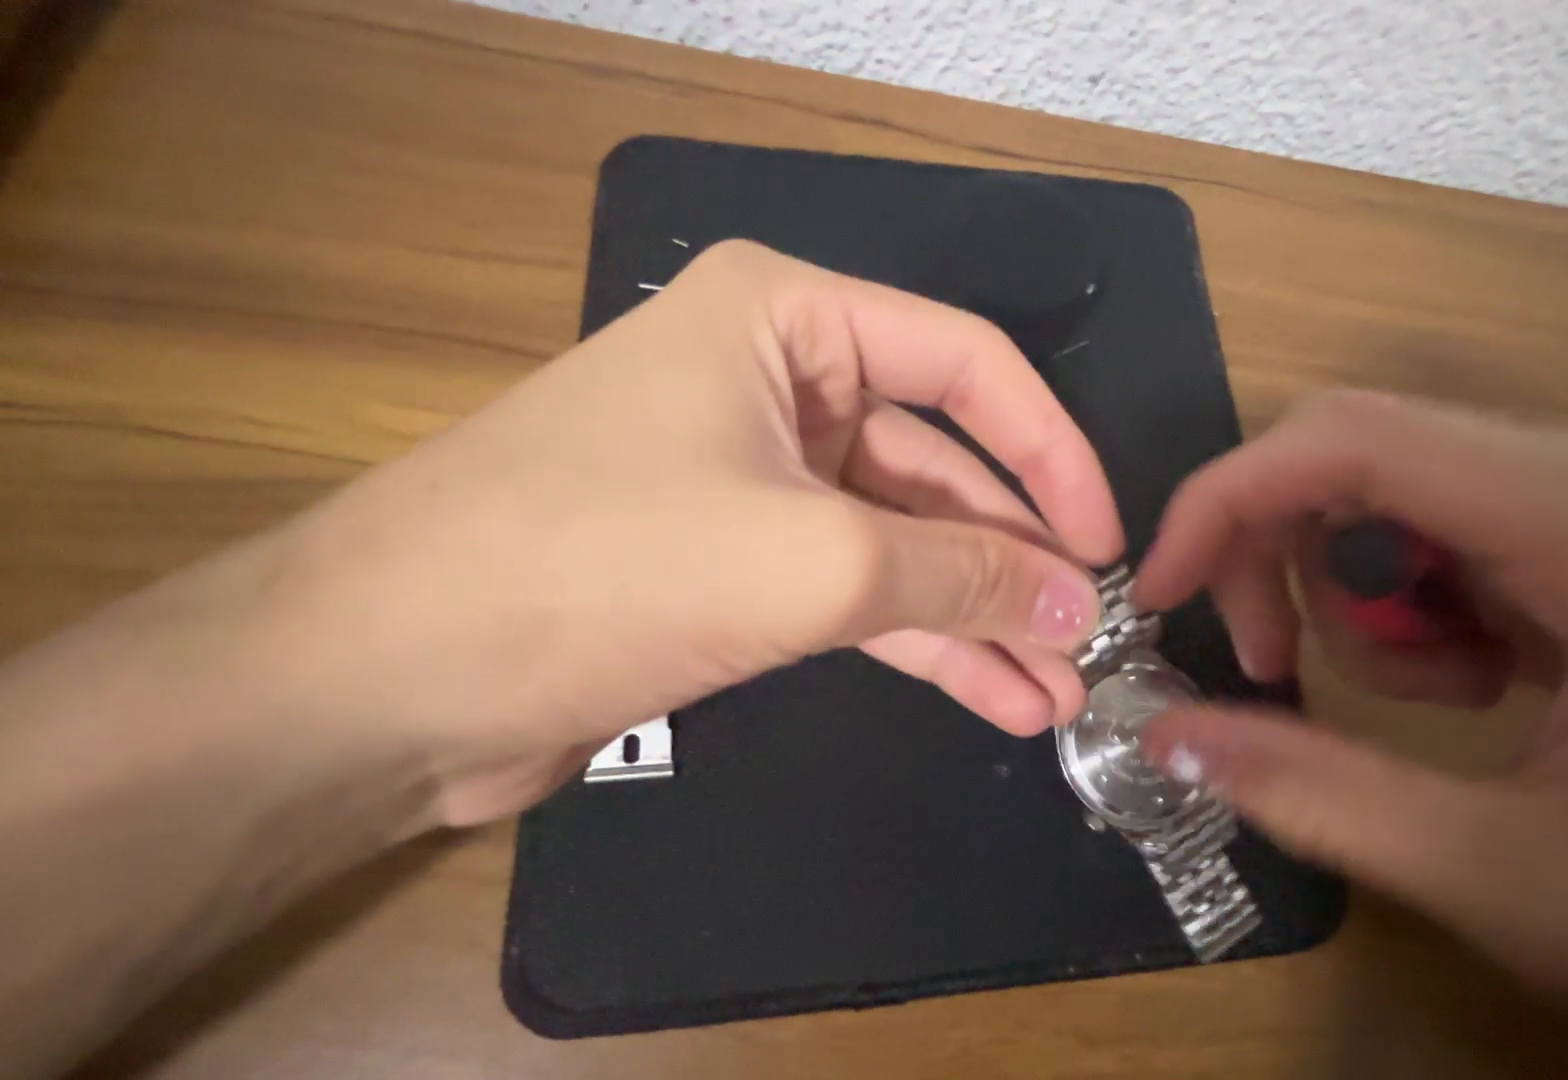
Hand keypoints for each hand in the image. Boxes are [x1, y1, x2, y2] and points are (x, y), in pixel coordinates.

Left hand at [270, 241, 1122, 824]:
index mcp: (787, 322)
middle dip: (1014, 560)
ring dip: (978, 616)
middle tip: (1088, 641)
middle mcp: (776, 384)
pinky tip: (993, 695)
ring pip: (902, 542)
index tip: (1106, 542)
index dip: (1051, 454)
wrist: (386, 681)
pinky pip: (856, 593)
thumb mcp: (812, 560)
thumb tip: (1076, 600)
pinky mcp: (735, 566)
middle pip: (938, 465)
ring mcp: (756, 480)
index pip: (967, 367)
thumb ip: (957, 573)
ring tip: (1056, 690)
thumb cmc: (602, 567)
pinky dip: (922, 643)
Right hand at [1133, 391, 1567, 1024]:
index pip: (1348, 442)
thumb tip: (1164, 734)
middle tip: (1268, 666)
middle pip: (1349, 452)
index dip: (1224, 502)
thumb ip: (1320, 797)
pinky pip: (1424, 524)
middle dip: (1273, 555)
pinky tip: (1474, 674)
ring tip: (1426, 696)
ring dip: (1347, 593)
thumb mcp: (1507, 874)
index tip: (1161, 593)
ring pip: (1376, 490)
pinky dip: (1402, 602)